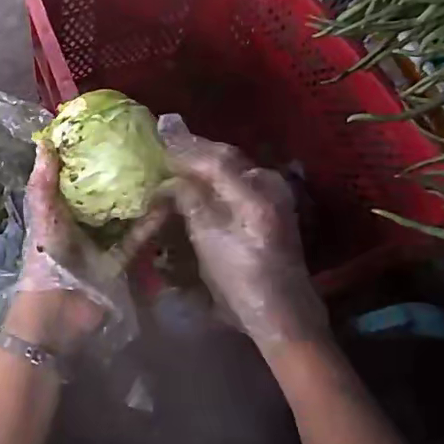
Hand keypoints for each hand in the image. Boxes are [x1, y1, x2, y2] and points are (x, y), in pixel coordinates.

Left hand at [11, 141, 165, 355]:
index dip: (82, 157)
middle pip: (99, 195)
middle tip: (140, 146)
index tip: (103, 132)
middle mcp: (79, 224)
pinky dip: (150, 223)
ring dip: (136, 197)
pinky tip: (167, 203)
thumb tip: (47, 141)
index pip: (70, 178)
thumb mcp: (43, 215)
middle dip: (115, 174)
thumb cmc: (45, 258)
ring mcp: (100, 243)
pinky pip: (136, 238)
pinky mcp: (119, 261)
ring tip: (159, 169)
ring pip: (121, 215)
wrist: (57, 313)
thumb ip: (44, 183)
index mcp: (57, 211)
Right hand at [163, 129, 328, 350]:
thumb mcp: (209, 239)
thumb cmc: (243, 280)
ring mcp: (273, 196)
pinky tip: (199, 180)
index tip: (160, 127)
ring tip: (177, 154)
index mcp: (255, 189)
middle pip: (224, 158)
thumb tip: (172, 177)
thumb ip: (191, 199)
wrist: (283, 316)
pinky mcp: (271, 210)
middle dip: (194, 148)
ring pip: (230, 169)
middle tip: (165, 136)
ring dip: (204, 161)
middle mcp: (267, 184)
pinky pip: (238, 182)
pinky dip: (216, 177)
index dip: (184, 143)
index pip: (213, 156)